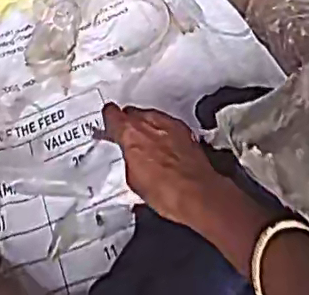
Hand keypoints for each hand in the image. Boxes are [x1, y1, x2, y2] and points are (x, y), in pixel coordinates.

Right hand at [101, 104, 236, 229]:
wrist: (199, 195)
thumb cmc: (169, 192)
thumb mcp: (133, 181)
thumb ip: (126, 159)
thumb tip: (128, 159)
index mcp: (129, 132)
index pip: (110, 113)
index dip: (109, 121)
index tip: (109, 127)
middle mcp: (147, 122)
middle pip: (130, 113)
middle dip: (128, 126)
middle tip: (130, 142)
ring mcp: (166, 123)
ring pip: (148, 117)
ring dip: (147, 128)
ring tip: (151, 149)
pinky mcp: (183, 129)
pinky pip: (167, 124)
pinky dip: (164, 132)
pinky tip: (167, 149)